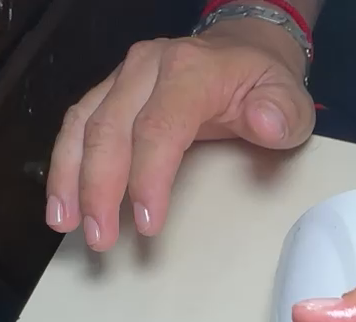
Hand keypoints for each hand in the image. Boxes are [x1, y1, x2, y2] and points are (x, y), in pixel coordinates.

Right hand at [45, 19, 313, 250]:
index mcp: (189, 72)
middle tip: (99, 237)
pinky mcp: (114, 92)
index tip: (146, 222)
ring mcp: (125, 78)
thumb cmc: (266, 85)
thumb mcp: (289, 99)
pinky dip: (69, 163)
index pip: (159, 128)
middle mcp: (146, 68)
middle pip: (109, 129)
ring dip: (70, 177)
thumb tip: (264, 122)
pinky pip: (81, 125)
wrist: (246, 51)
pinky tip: (66, 198)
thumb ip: (280, 114)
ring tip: (66, 223)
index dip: (148, 177)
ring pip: (82, 124)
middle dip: (99, 188)